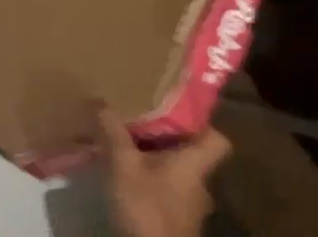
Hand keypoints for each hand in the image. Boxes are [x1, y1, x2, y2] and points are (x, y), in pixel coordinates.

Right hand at [100, 107, 231, 236]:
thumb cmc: (146, 205)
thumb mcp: (123, 164)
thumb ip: (113, 132)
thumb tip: (100, 99)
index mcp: (195, 165)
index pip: (218, 141)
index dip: (201, 124)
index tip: (173, 110)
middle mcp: (199, 183)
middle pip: (191, 152)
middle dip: (164, 136)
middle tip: (136, 119)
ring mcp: (190, 204)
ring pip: (176, 170)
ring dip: (154, 158)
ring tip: (124, 144)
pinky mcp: (177, 218)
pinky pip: (167, 187)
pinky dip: (149, 177)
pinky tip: (125, 175)